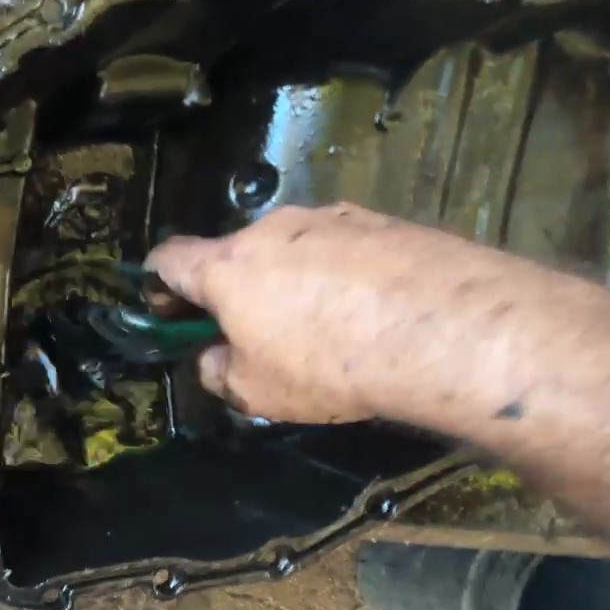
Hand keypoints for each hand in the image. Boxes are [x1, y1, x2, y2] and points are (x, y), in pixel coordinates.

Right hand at [145, 203, 559, 423]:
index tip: (165, 307)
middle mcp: (273, 229)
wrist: (453, 332)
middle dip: (228, 288)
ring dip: (283, 280)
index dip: (156, 282)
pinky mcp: (385, 221)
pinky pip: (339, 249)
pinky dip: (335, 275)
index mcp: (227, 266)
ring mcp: (333, 219)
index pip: (168, 257)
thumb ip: (216, 370)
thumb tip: (215, 356)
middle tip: (245, 330)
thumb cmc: (328, 364)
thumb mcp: (252, 391)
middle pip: (232, 254)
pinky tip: (362, 313)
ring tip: (316, 325)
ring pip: (287, 250)